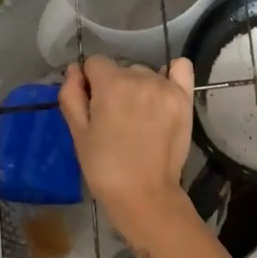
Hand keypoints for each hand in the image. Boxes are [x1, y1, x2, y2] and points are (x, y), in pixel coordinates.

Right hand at [58, 56, 195, 224]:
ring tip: (139, 118)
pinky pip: (181, 68)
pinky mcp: (185, 99)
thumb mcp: (78, 133)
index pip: (95, 64)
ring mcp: (166, 87)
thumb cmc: (105, 167)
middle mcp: (141, 77)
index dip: (90, 83)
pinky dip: (172, 73)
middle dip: (114, 87)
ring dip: (139, 87)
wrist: (144, 193)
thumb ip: (71, 96)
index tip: (93, 106)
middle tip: (115, 119)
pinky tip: (162, 92)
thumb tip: (74, 69)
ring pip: (146, 73)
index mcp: (112, 84)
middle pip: (122, 69)